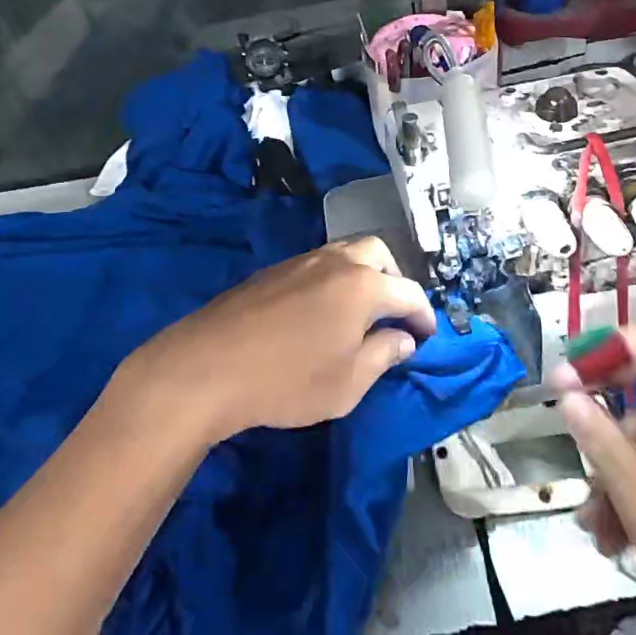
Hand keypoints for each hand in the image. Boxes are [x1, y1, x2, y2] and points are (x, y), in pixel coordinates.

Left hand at [115, 237, 435, 442]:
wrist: (208, 366)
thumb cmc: (287, 381)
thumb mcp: (347, 383)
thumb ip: (383, 355)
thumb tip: (403, 338)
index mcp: (362, 286)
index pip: (409, 292)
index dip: (424, 315)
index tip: (426, 337)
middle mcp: (335, 262)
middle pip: (378, 253)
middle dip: (394, 279)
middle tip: (393, 315)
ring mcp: (301, 261)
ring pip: (345, 252)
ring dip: (363, 274)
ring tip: (358, 313)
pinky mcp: (273, 270)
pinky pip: (317, 264)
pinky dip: (333, 278)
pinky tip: (320, 312)